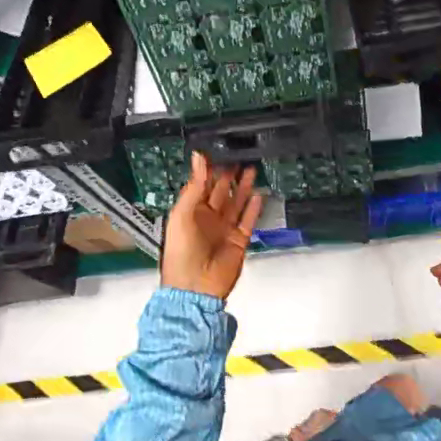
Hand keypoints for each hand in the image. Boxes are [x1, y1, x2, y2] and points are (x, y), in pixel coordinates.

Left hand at [161, 152, 263, 298]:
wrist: (195, 287)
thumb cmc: (182, 250)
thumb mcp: (182, 214)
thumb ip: (194, 185)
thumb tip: (198, 157)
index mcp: (190, 212)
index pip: (202, 186)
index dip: (210, 171)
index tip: (218, 153)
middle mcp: (208, 219)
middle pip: (221, 193)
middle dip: (229, 176)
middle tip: (238, 157)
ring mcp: (224, 230)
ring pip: (236, 204)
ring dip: (243, 188)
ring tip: (251, 169)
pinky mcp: (239, 241)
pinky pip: (248, 221)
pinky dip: (253, 208)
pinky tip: (259, 194)